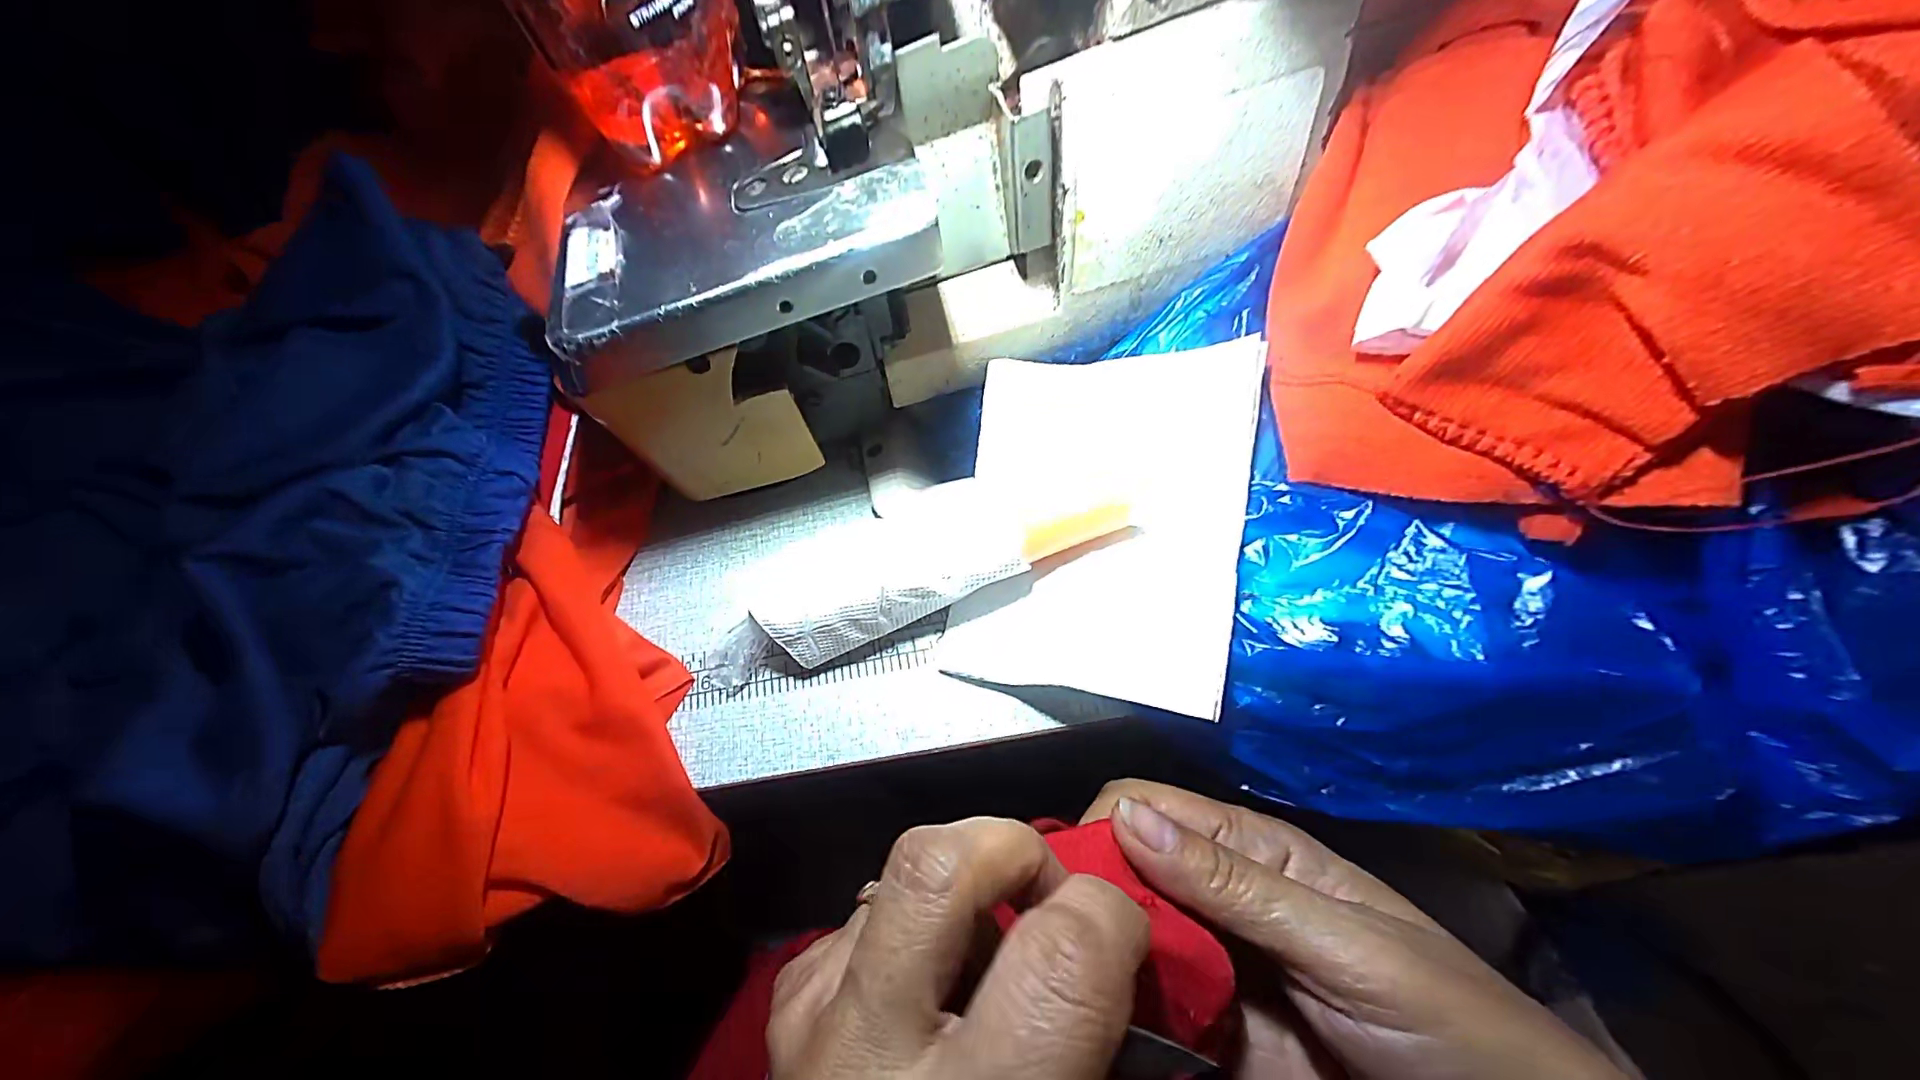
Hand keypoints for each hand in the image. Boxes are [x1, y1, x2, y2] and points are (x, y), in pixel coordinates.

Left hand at [769, 817, 1150, 1079]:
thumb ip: (1103, 1048)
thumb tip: (1125, 953)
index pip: (1059, 955)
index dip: (1109, 915)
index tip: (1120, 932)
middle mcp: (872, 1046)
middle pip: (934, 864)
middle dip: (1011, 847)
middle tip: (1047, 893)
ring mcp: (815, 1012)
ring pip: (900, 867)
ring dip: (966, 877)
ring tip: (994, 931)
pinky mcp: (789, 997)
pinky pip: (868, 912)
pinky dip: (918, 920)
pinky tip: (929, 976)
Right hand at [1083, 781, 1628, 1079]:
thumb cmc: (1443, 1021)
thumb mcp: (1342, 943)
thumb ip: (1233, 882)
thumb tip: (1124, 812)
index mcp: (1251, 850)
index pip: (1150, 808)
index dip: (1105, 828)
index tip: (1069, 875)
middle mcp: (1220, 896)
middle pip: (1131, 871)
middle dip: (1094, 894)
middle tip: (1059, 937)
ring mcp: (1215, 966)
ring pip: (1132, 938)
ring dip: (1103, 954)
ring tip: (1070, 981)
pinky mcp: (1213, 1032)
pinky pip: (1152, 1008)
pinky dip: (1125, 1011)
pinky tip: (1101, 1019)